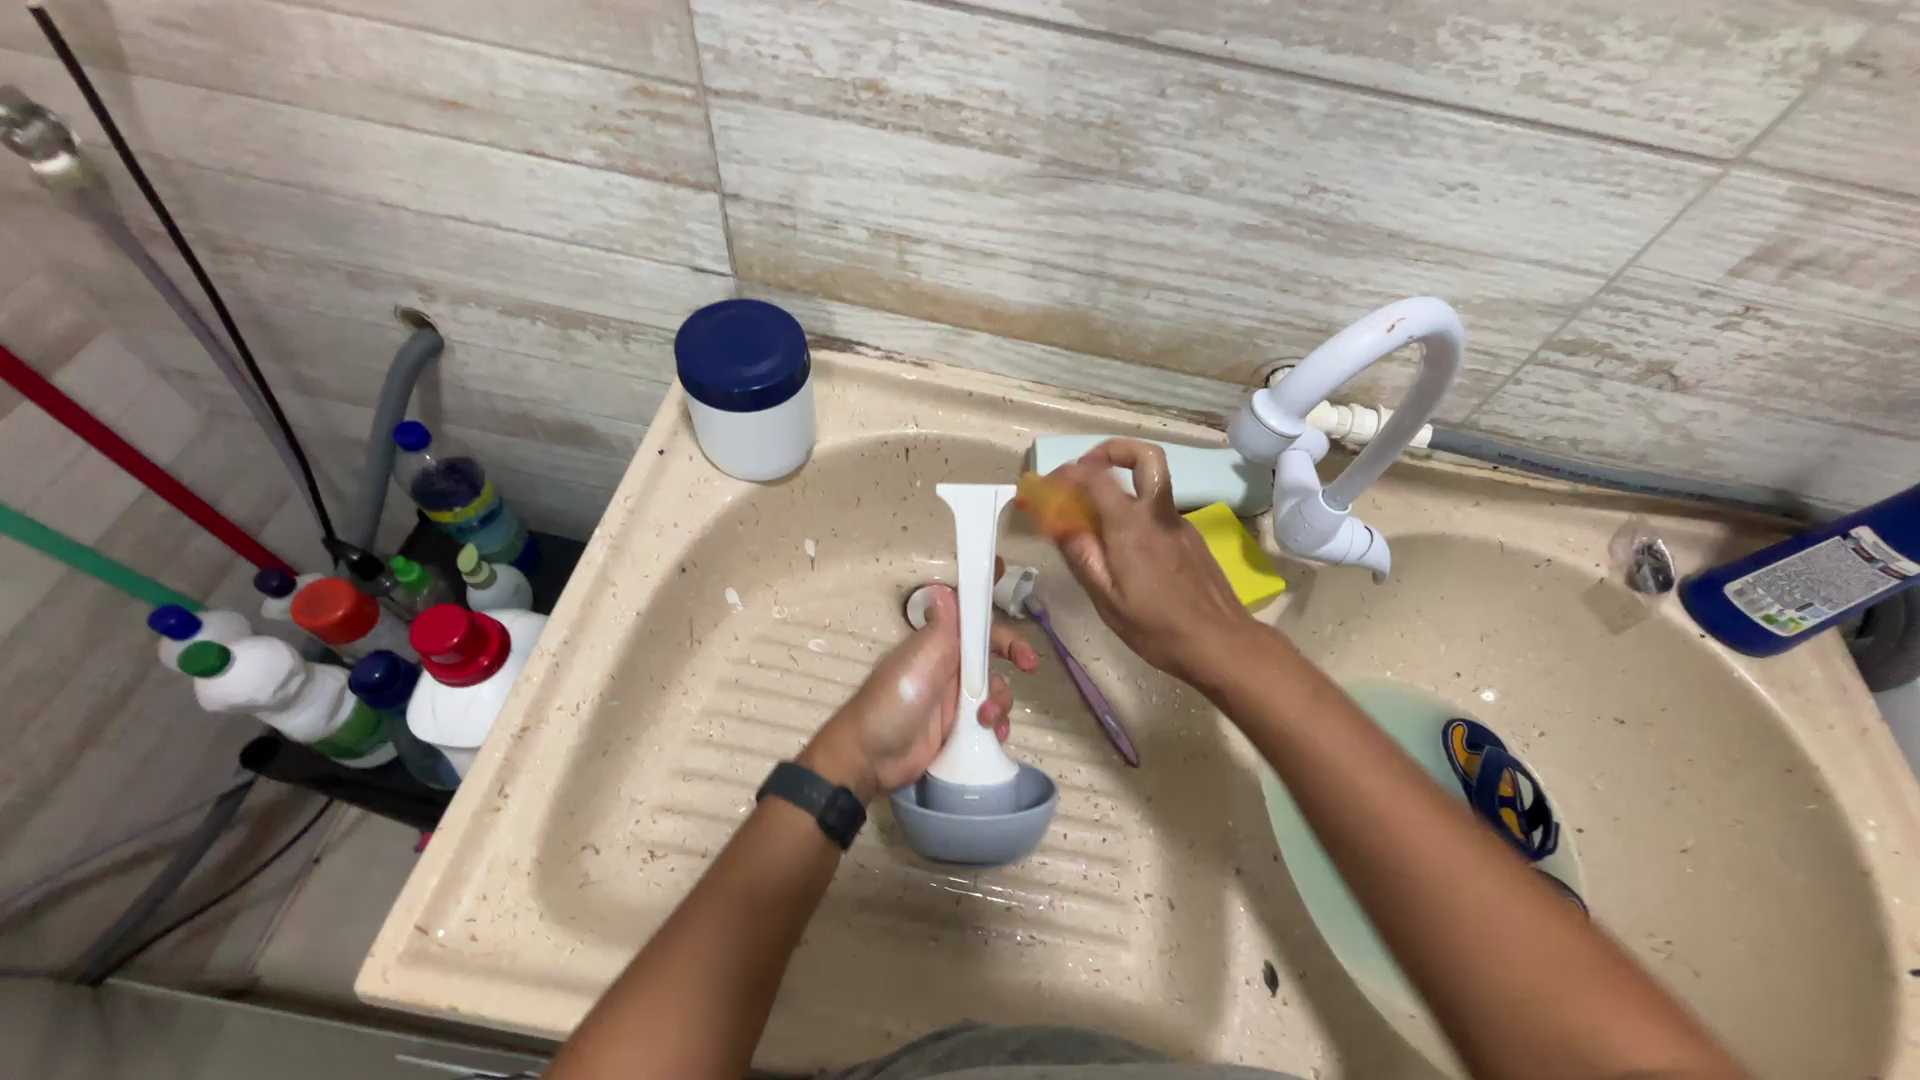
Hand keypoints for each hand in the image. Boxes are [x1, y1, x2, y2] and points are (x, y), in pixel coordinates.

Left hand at [801, 585, 1039, 801]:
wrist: (872, 756)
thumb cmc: (895, 700)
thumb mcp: (920, 658)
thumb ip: (941, 625)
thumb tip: (942, 586)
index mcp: (938, 645)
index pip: (972, 622)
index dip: (994, 615)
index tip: (1014, 604)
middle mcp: (948, 668)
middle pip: (992, 655)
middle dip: (1014, 657)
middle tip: (1029, 667)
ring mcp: (953, 701)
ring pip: (994, 691)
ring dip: (1001, 702)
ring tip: (987, 720)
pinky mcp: (958, 730)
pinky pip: (990, 722)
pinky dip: (998, 726)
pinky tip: (994, 736)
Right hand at [1048, 439, 1257, 683]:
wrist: (1221, 643)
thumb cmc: (1157, 628)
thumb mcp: (1107, 600)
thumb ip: (1083, 557)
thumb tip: (1060, 525)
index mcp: (1131, 527)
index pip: (1097, 476)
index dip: (1069, 472)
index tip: (1052, 483)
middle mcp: (1158, 515)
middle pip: (1145, 456)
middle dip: (1114, 450)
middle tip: (1088, 469)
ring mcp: (1179, 524)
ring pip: (1152, 486)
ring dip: (1123, 487)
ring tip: (1098, 522)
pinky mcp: (1192, 539)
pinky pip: (1158, 513)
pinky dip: (1137, 515)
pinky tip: (1127, 551)